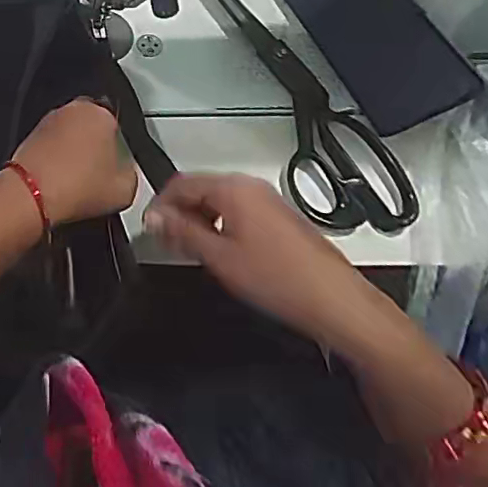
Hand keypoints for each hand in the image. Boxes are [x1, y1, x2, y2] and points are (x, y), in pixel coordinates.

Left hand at [10, 99, 138, 224]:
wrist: (32, 193)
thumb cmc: (78, 186)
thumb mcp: (126, 190)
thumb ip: (131, 174)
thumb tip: (125, 174)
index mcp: (102, 113)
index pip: (119, 128)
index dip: (120, 152)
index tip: (116, 170)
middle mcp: (74, 109)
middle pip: (93, 128)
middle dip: (95, 148)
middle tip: (97, 176)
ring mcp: (50, 120)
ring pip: (70, 136)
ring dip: (74, 153)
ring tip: (76, 182)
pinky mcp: (31, 134)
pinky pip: (51, 145)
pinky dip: (55, 159)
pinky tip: (59, 180)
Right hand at [144, 173, 381, 347]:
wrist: (336, 303)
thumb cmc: (286, 280)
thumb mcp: (218, 257)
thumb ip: (181, 232)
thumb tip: (157, 218)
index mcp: (234, 189)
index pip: (180, 183)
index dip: (160, 204)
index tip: (151, 225)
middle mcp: (252, 187)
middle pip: (200, 188)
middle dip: (180, 212)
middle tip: (168, 239)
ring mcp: (268, 201)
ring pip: (219, 200)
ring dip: (200, 219)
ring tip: (193, 249)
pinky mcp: (279, 217)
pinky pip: (238, 211)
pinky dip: (222, 225)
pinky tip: (222, 253)